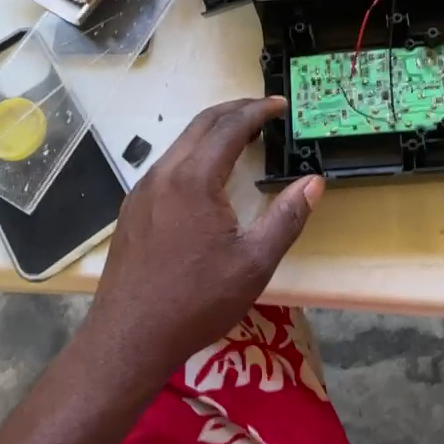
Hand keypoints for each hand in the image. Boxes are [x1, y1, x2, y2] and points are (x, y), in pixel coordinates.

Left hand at [84, 96, 323, 379]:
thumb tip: (314, 183)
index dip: (258, 111)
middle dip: (235, 110)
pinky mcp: (132, 208)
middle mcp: (165, 173)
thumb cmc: (196, 301)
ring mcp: (143, 189)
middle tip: (264, 109)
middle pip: (202, 123)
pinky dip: (194, 151)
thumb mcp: (253, 264)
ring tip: (241, 134)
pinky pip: (168, 163)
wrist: (128, 338)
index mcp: (194, 178)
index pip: (230, 127)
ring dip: (213, 129)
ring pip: (182, 142)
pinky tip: (206, 173)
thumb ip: (287, 218)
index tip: (280, 104)